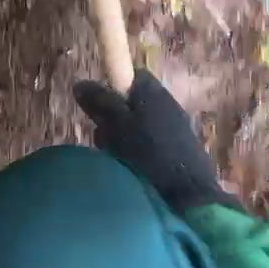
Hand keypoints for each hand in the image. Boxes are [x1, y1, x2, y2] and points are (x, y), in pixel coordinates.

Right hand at [73, 70, 239, 213]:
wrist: (189, 192)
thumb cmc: (149, 153)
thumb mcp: (117, 124)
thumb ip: (99, 102)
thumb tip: (79, 83)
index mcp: (153, 92)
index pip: (130, 75)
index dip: (111, 87)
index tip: (97, 105)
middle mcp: (167, 104)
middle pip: (132, 102)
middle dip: (113, 117)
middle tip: (104, 135)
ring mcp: (175, 127)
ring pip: (138, 125)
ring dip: (122, 137)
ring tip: (116, 156)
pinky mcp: (179, 150)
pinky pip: (150, 143)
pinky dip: (137, 152)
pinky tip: (133, 168)